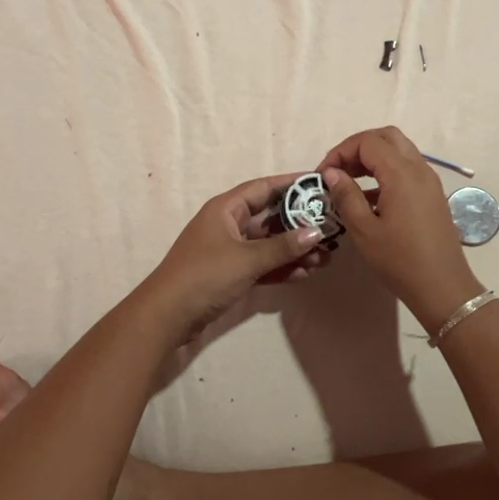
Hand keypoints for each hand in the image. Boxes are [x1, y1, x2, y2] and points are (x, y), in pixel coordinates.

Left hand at [142, 173, 328, 340]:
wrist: (168, 315)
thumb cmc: (205, 276)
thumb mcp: (247, 259)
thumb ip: (282, 246)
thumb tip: (316, 231)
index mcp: (225, 209)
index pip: (263, 188)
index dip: (291, 184)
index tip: (319, 184)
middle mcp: (227, 224)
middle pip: (269, 217)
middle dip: (299, 223)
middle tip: (331, 227)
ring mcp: (228, 250)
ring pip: (268, 244)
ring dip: (294, 250)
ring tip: (324, 258)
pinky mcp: (230, 274)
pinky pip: (262, 265)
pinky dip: (280, 268)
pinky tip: (304, 274)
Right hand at [318, 127, 483, 332]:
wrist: (442, 286)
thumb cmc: (399, 260)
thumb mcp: (364, 230)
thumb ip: (346, 196)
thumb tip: (331, 173)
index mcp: (401, 174)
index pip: (367, 142)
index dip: (341, 151)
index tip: (323, 174)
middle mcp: (419, 169)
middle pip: (387, 137)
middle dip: (358, 147)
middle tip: (338, 169)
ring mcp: (429, 181)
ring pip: (399, 151)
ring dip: (372, 158)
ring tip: (349, 181)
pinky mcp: (432, 195)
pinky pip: (407, 169)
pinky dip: (386, 172)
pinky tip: (369, 198)